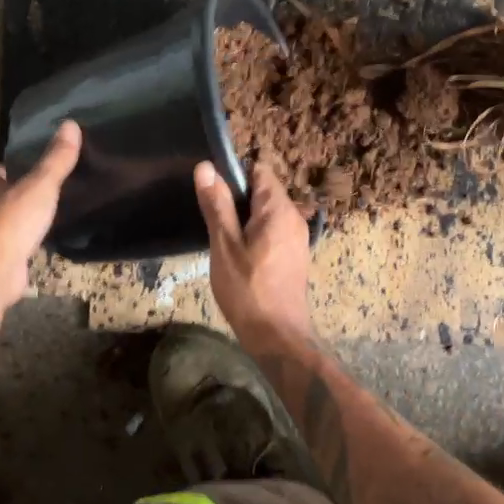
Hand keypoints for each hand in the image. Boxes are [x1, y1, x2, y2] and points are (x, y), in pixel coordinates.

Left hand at [0, 120, 80, 300]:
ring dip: (28, 215)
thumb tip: (70, 123)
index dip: (24, 166)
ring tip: (58, 210)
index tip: (49, 167)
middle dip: (27, 190)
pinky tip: (48, 237)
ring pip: (10, 216)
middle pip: (6, 191)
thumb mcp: (40, 185)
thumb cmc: (11, 222)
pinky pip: (15, 239)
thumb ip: (56, 159)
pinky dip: (28, 237)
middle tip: (58, 187)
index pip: (4, 167)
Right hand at [193, 161, 313, 346]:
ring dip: (245, 219)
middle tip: (213, 220)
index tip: (214, 194)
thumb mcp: (224, 246)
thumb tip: (206, 167)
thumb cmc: (248, 290)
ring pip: (268, 213)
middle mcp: (294, 217)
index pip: (259, 171)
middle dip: (238, 199)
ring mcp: (297, 237)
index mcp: (279, 209)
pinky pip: (274, 231)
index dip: (235, 175)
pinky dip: (256, 234)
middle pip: (264, 191)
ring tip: (222, 239)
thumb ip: (217, 205)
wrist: (278, 335)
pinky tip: (239, 255)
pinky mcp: (295, 255)